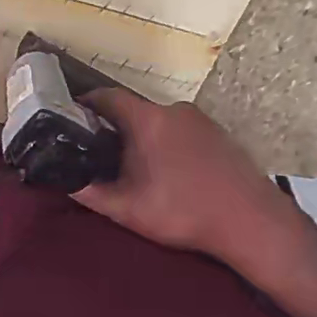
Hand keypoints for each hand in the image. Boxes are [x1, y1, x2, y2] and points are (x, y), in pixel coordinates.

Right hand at [72, 89, 308, 263]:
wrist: (249, 220)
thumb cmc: (184, 212)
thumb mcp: (128, 209)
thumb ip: (91, 193)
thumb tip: (67, 182)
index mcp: (148, 120)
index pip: (108, 97)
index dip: (86, 105)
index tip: (73, 118)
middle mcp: (175, 110)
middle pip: (135, 112)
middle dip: (117, 131)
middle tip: (103, 158)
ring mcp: (201, 120)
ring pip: (161, 123)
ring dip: (146, 141)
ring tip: (140, 172)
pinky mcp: (220, 134)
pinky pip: (184, 132)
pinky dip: (170, 146)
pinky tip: (172, 174)